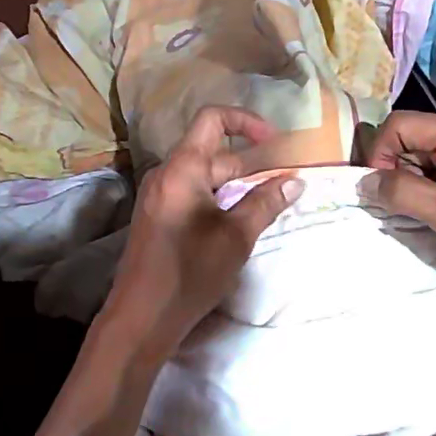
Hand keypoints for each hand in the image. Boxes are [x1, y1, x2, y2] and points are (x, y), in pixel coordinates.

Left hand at [103, 107, 301, 355]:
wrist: (141, 316)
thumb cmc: (190, 272)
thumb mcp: (236, 236)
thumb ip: (265, 202)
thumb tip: (294, 180)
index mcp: (182, 167)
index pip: (212, 119)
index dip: (246, 121)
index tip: (274, 141)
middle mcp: (166, 173)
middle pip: (211, 150)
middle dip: (249, 163)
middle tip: (282, 184)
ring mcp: (158, 195)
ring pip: (203, 174)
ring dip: (235, 182)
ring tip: (266, 203)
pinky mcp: (157, 215)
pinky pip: (191, 192)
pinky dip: (218, 197)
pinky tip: (238, 219)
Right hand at [359, 111, 435, 289]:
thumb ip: (402, 192)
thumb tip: (362, 182)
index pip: (400, 125)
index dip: (381, 153)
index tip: (379, 189)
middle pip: (406, 137)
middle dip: (392, 168)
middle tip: (394, 203)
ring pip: (414, 156)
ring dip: (403, 182)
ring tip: (410, 210)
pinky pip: (427, 172)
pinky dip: (416, 189)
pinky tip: (422, 211)